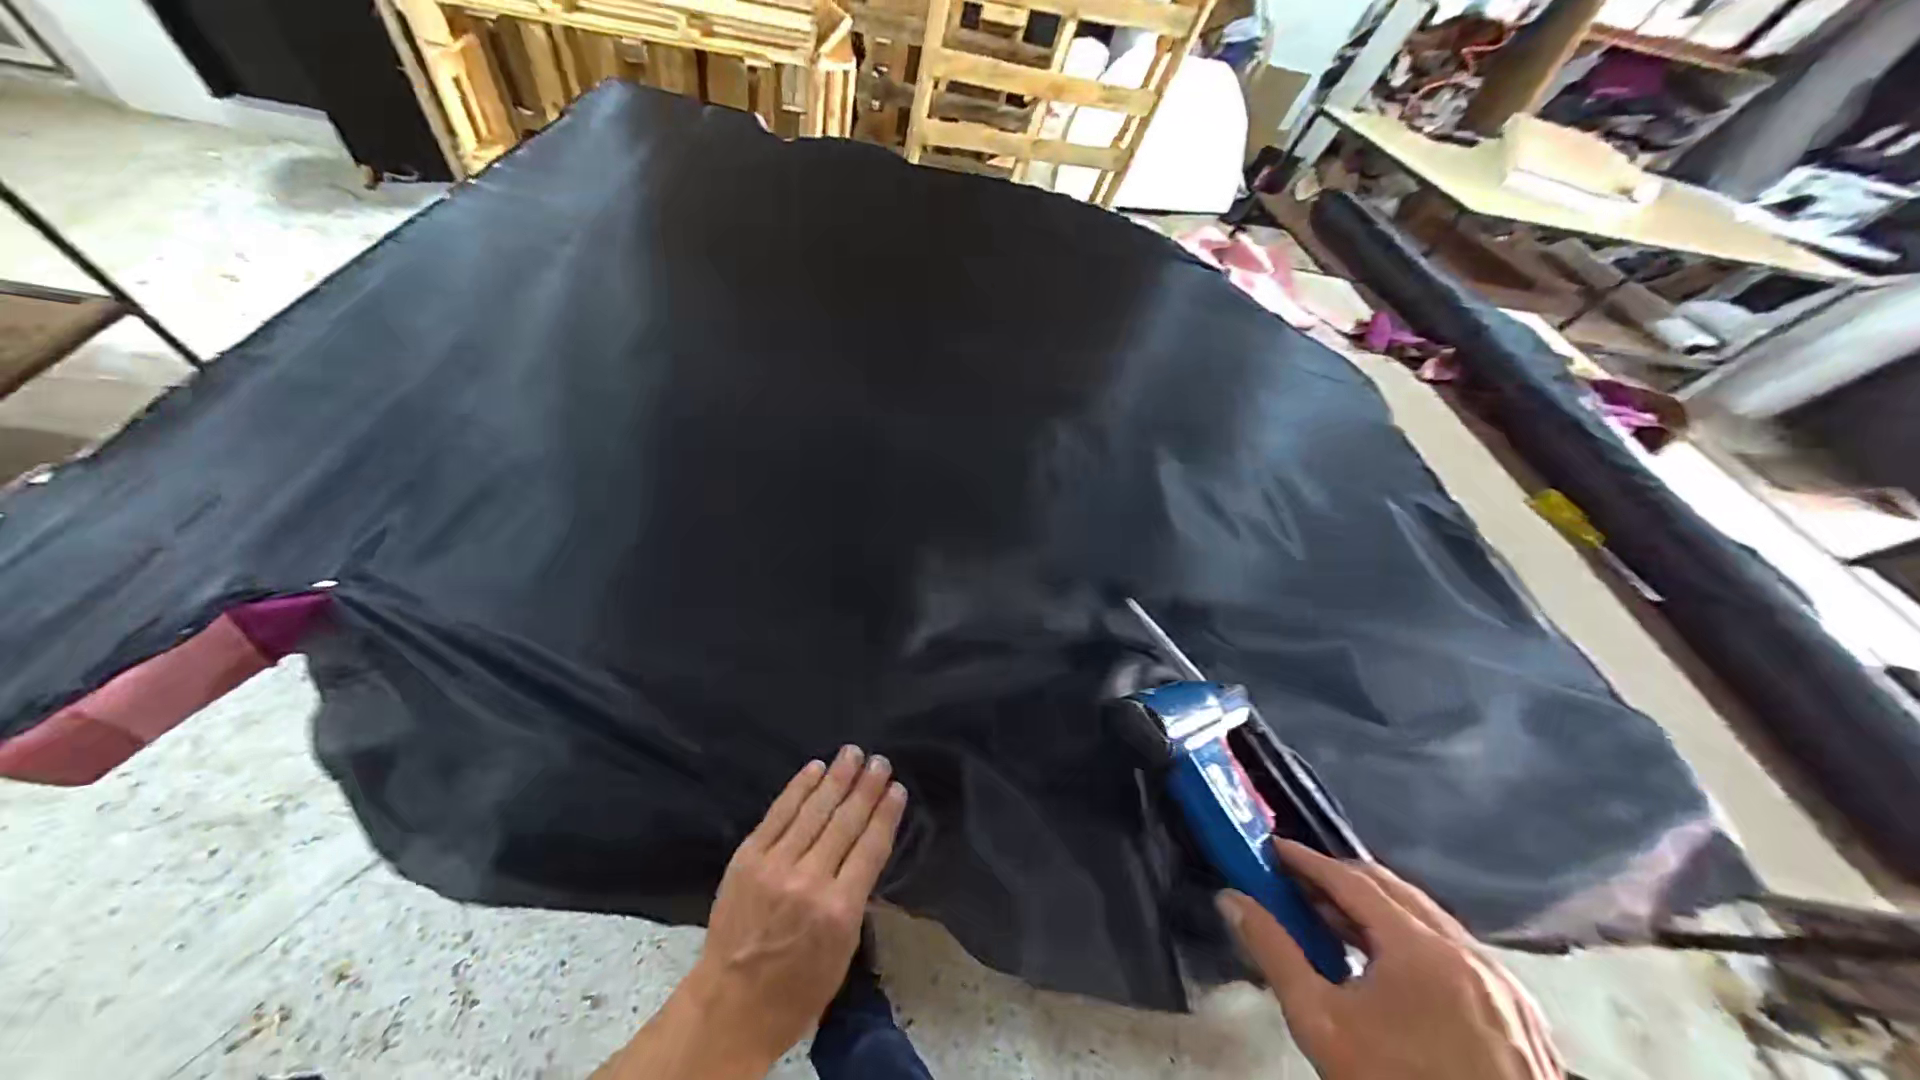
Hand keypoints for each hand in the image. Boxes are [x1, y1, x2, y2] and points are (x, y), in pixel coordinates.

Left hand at [691, 744, 907, 1061]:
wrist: (730, 1005)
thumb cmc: (797, 989)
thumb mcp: (844, 951)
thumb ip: (856, 897)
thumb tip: (866, 852)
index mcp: (840, 909)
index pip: (871, 847)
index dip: (886, 813)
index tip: (897, 789)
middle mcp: (809, 880)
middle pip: (845, 822)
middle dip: (866, 787)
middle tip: (880, 761)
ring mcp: (775, 865)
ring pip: (813, 810)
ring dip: (836, 778)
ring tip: (853, 753)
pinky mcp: (747, 858)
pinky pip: (778, 814)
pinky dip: (798, 789)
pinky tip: (814, 769)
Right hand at [1218, 840, 1564, 1079]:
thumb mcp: (1319, 1022)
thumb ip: (1273, 952)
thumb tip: (1231, 900)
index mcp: (1421, 947)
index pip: (1352, 880)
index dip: (1307, 860)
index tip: (1271, 848)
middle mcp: (1468, 952)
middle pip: (1393, 889)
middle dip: (1340, 877)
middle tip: (1296, 880)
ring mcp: (1502, 983)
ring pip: (1427, 918)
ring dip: (1375, 907)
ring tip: (1331, 917)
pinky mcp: (1520, 1014)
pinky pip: (1454, 950)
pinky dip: (1410, 937)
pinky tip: (1385, 964)